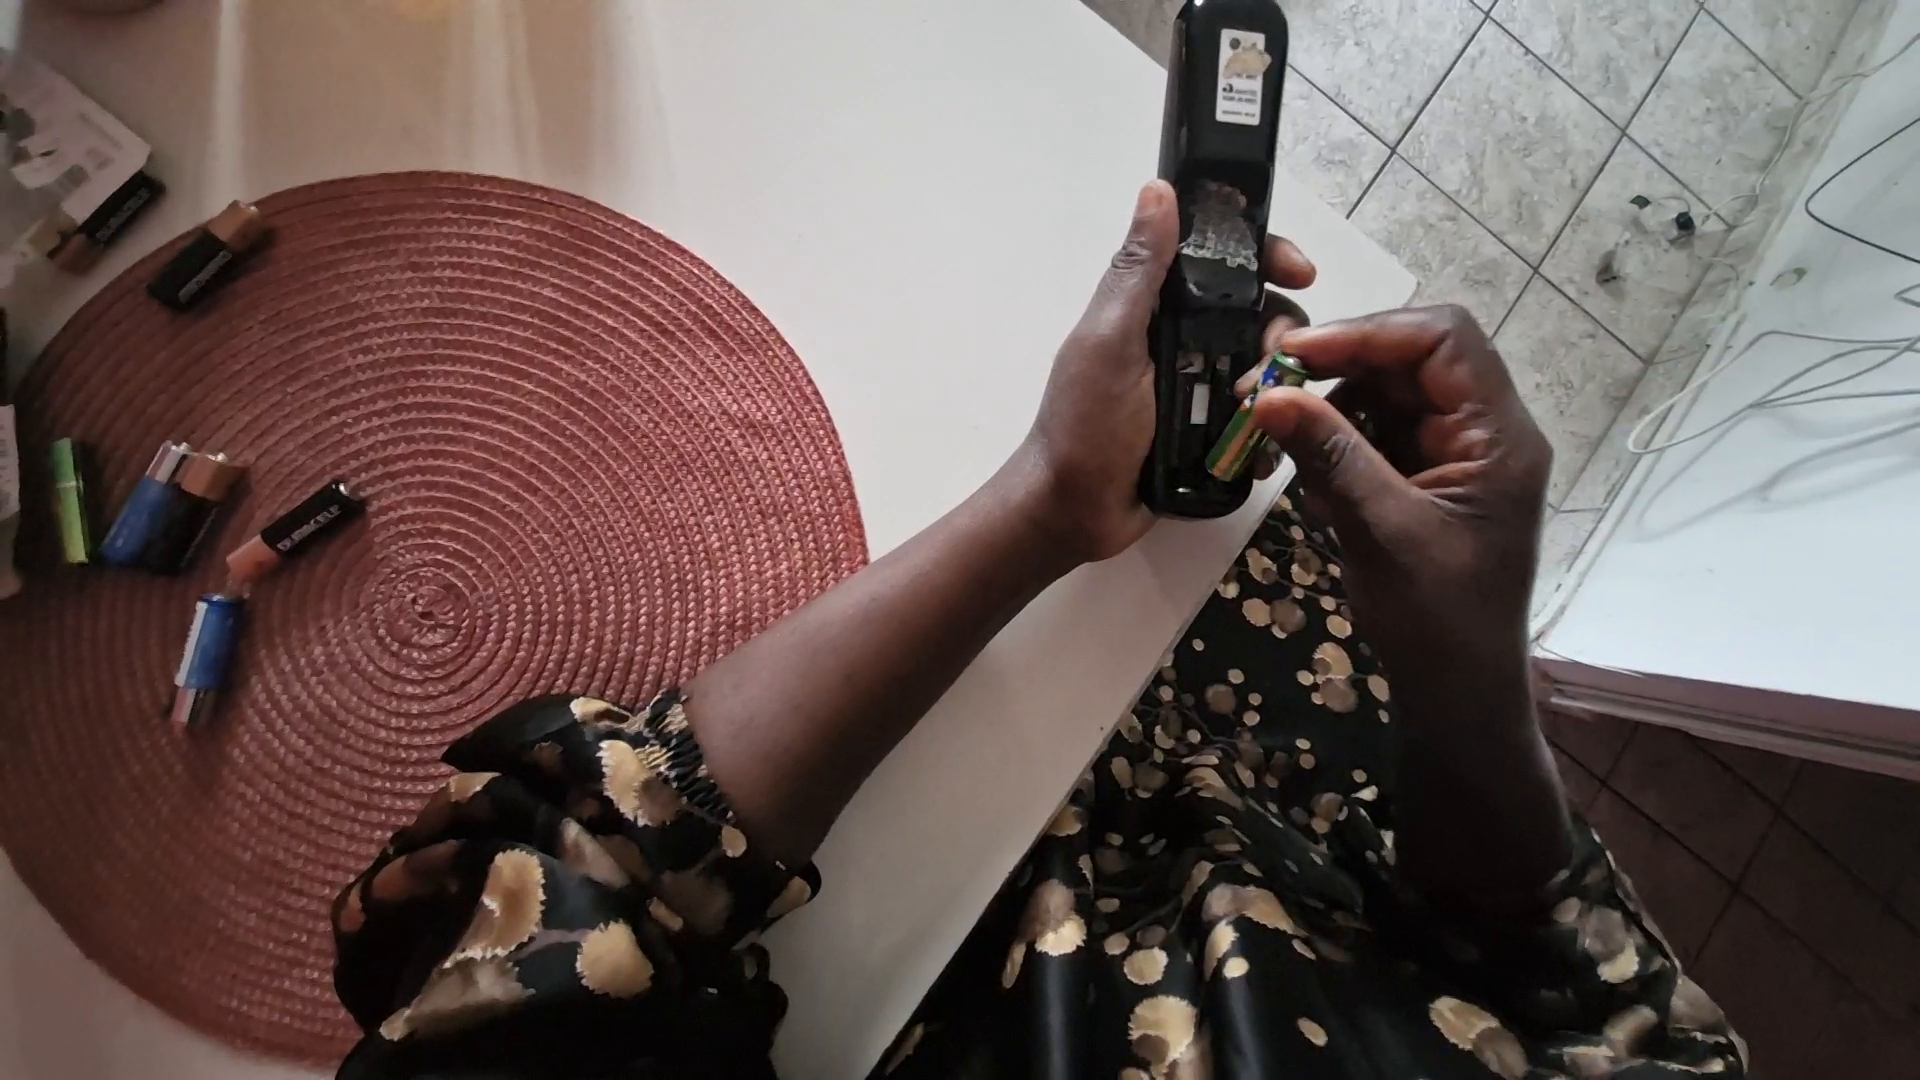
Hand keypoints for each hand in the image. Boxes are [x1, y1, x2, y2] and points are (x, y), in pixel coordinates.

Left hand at [1020, 179, 1316, 562]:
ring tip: (1253, 414)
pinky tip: (1262, 446)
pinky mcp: (1208, 432)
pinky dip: (1267, 427)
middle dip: (1280, 335)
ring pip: (1265, 368)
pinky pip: (1258, 417)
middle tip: (1272, 368)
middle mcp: (1180, 342)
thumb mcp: (1108, 342)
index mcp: (1153, 310)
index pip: (1221, 261)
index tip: (1299, 271)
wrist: (1077, 511)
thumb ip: (1135, 273)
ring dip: (1275, 386)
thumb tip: (1158, 191)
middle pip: (1257, 315)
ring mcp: (1196, 389)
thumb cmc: (1085, 425)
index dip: (1265, 256)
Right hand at [1251, 306, 1550, 707]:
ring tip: (1280, 439)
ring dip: (1326, 407)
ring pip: (1383, 394)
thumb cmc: (1435, 616)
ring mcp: (1447, 452)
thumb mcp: (1380, 531)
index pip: (1443, 340)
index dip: (1366, 334)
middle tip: (1263, 389)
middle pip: (1408, 360)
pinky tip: (1310, 479)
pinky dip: (1331, 443)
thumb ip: (1329, 457)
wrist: (1454, 682)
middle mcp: (1478, 430)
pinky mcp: (1418, 475)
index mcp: (1497, 435)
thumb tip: (1268, 397)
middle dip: (1334, 367)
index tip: (1291, 356)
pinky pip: (1371, 433)